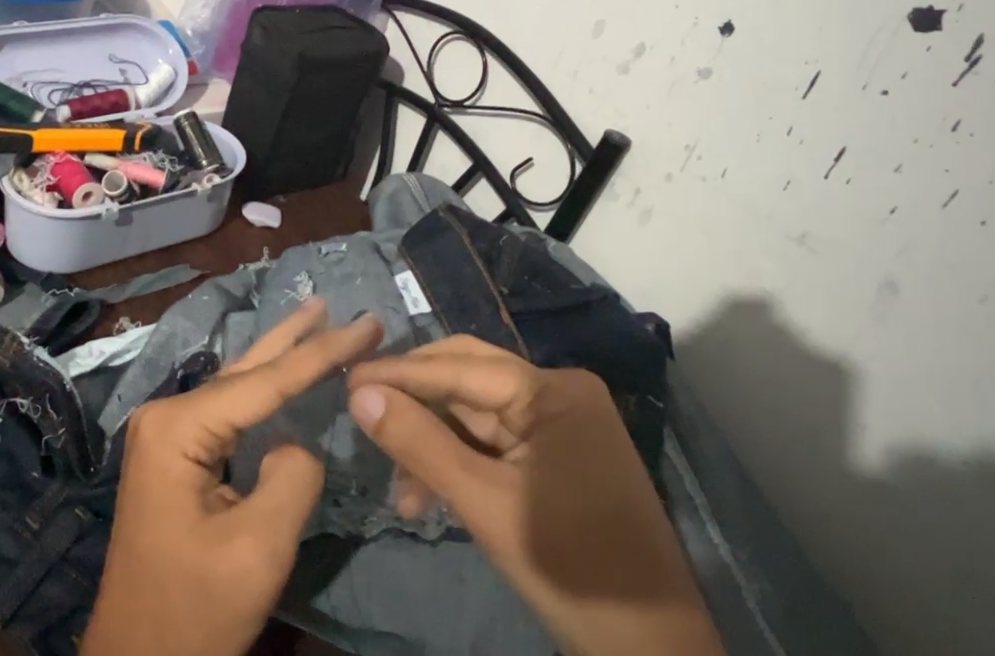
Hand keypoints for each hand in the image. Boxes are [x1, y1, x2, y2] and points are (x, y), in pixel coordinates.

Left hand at [82, 299, 383, 655]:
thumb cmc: (195, 608)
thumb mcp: (258, 546)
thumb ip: (292, 476)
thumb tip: (298, 443)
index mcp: (178, 428)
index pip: (265, 381)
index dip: (322, 353)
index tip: (367, 323)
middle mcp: (166, 418)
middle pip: (246, 369)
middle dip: (297, 338)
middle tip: (337, 304)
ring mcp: (166, 439)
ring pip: (237, 387)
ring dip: (280, 357)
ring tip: (316, 321)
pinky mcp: (174, 461)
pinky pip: (229, 414)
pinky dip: (264, 392)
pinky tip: (282, 374)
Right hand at [348, 336, 722, 655]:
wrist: (649, 646)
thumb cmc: (567, 566)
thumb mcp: (482, 502)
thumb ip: (420, 443)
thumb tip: (359, 394)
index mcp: (552, 392)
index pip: (459, 367)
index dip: (399, 374)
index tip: (345, 379)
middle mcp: (558, 394)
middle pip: (467, 380)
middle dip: (415, 403)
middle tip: (362, 416)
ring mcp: (561, 425)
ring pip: (474, 416)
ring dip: (432, 444)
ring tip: (401, 496)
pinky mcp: (556, 457)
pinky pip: (492, 443)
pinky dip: (458, 463)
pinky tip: (428, 497)